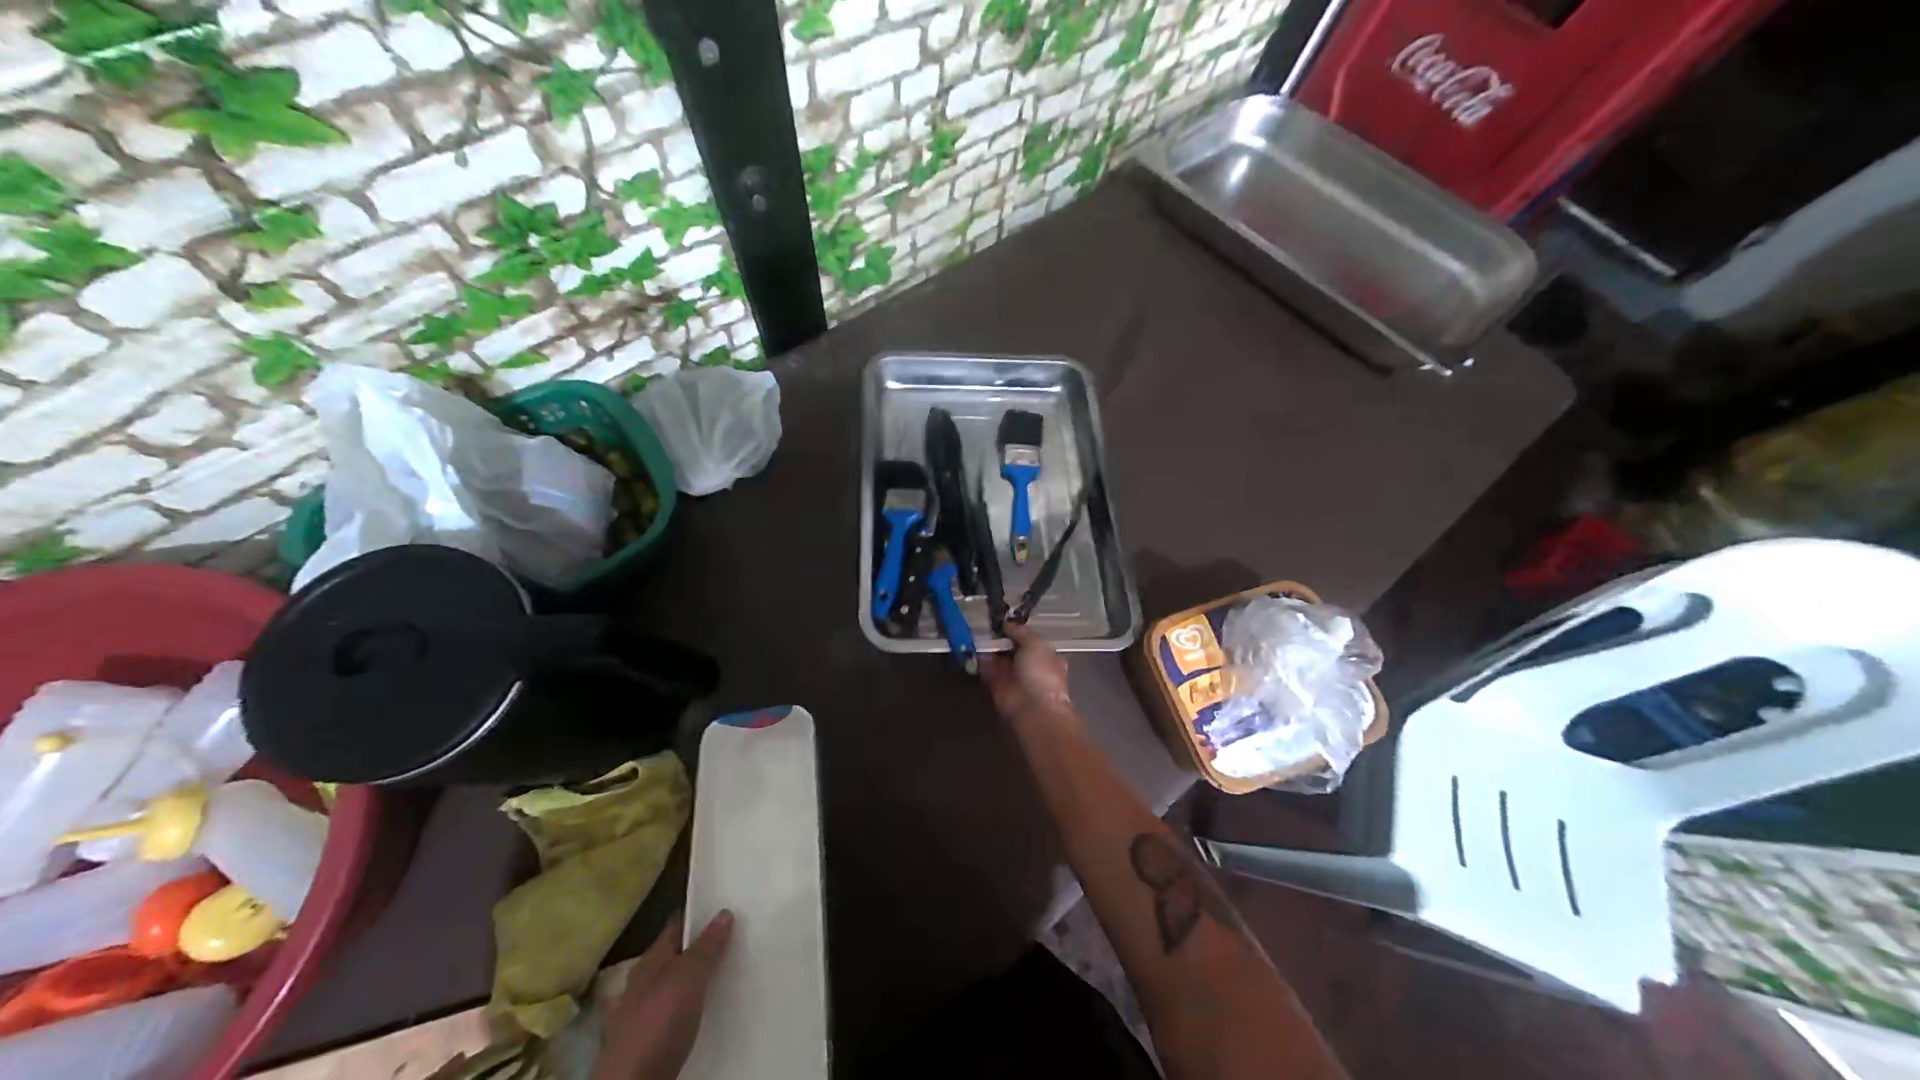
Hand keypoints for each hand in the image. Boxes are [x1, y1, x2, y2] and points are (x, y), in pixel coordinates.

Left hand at [592, 911, 734, 1079]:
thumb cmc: (658, 1024)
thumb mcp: (687, 978)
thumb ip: (706, 947)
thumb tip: (723, 912)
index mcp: (649, 962)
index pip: (677, 926)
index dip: (700, 914)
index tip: (727, 905)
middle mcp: (643, 984)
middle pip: (677, 956)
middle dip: (703, 947)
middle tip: (738, 938)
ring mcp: (644, 1014)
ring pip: (677, 985)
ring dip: (699, 979)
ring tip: (731, 973)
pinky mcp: (651, 1042)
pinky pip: (678, 1013)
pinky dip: (693, 1008)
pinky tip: (709, 1011)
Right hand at [979, 622, 1073, 721]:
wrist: (1032, 706)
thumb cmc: (1040, 672)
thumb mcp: (1036, 643)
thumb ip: (1020, 632)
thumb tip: (1007, 624)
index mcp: (1046, 656)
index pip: (1030, 640)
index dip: (1017, 631)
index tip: (1003, 621)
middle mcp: (1030, 667)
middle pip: (1013, 650)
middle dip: (1000, 639)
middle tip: (985, 626)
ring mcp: (1013, 678)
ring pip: (998, 660)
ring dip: (988, 649)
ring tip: (976, 633)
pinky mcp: (997, 686)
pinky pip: (987, 671)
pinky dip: (980, 661)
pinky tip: (972, 649)